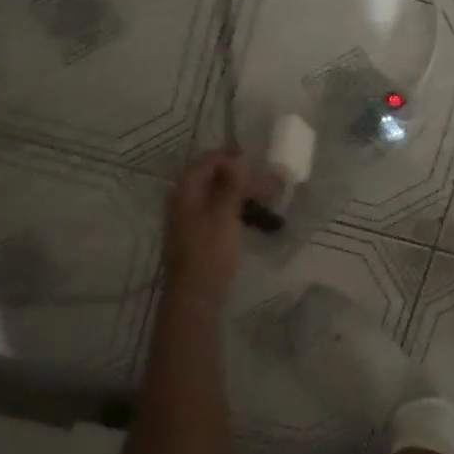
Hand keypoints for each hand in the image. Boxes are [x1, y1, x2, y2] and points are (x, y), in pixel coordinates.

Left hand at [162, 149, 256, 306]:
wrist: (194, 297)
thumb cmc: (209, 252)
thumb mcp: (224, 215)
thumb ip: (232, 184)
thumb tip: (239, 157)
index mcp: (186, 190)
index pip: (208, 160)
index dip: (233, 157)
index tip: (258, 161)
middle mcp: (183, 200)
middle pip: (213, 178)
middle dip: (242, 177)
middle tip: (269, 183)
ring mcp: (189, 219)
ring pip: (217, 196)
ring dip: (242, 195)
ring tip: (268, 200)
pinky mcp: (197, 235)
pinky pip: (218, 213)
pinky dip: (236, 211)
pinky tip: (255, 218)